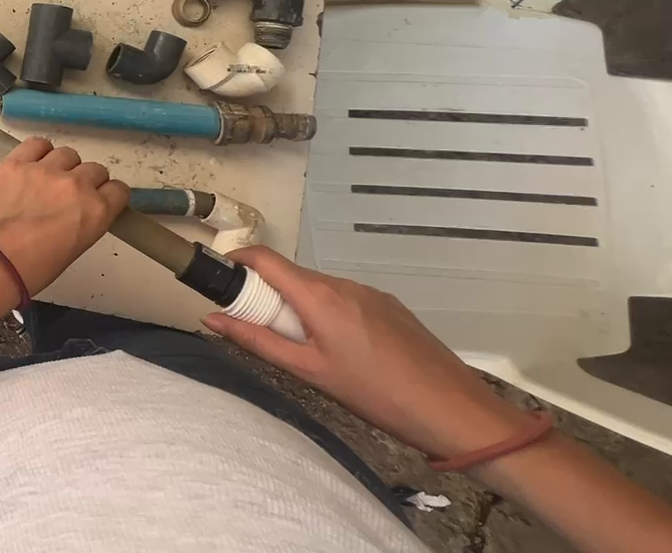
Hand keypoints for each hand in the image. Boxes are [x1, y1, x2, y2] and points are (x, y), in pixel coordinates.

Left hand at [0, 138, 129, 294]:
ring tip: (47, 180)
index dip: (108, 195)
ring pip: (67, 154)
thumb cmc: (29, 269)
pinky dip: (37, 152)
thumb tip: (75, 212)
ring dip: (62, 165)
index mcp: (96, 212)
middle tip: (68, 194)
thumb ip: (83, 222)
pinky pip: (36, 144)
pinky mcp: (14, 162)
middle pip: (94, 169)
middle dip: (86, 181)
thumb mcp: (72, 250)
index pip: (118, 190)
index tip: (99, 199)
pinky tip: (31, 164)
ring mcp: (43, 170)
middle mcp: (75, 185)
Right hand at [205, 245, 528, 459]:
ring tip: (306, 345)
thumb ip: (256, 340)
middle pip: (289, 274)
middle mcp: (341, 283)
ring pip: (318, 288)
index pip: (263, 257)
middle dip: (266, 291)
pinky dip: (328, 311)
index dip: (235, 259)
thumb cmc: (376, 394)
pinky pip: (345, 298)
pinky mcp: (391, 306)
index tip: (218, 277)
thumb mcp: (308, 372)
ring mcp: (370, 293)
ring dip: (299, 304)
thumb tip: (210, 317)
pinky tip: (344, 348)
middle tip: (260, 326)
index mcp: (317, 295)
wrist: (461, 415)